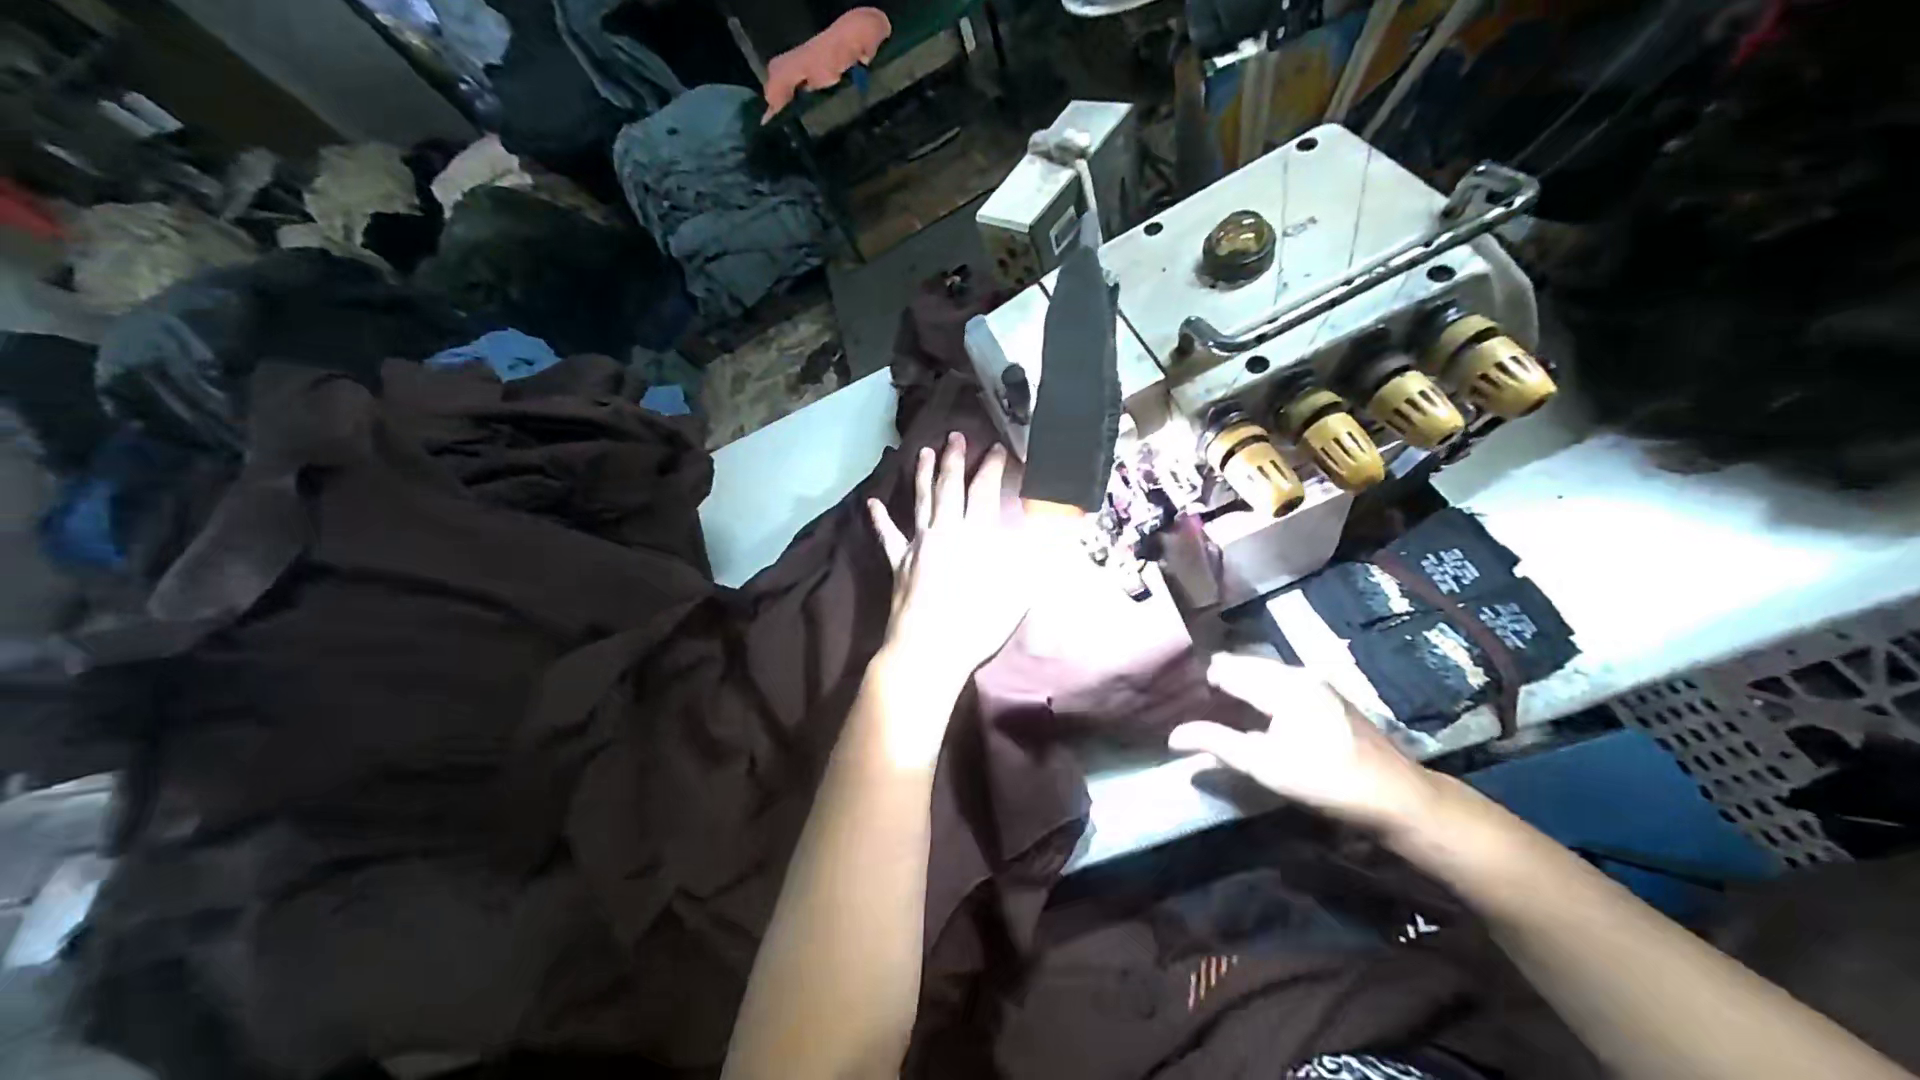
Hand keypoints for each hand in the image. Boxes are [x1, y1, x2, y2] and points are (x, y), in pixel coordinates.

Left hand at [868, 432, 1030, 692]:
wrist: (930, 649)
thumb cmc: (978, 623)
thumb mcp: (1020, 589)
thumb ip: (1037, 554)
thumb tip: (1062, 528)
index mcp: (976, 535)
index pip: (984, 490)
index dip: (991, 466)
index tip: (996, 448)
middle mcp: (946, 531)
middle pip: (949, 486)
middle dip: (954, 459)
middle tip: (956, 436)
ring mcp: (918, 545)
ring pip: (920, 501)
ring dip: (922, 474)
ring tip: (924, 452)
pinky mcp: (899, 563)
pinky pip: (888, 536)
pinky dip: (880, 519)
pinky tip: (873, 503)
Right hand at [1169, 654, 1439, 833]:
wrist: (1399, 797)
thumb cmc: (1326, 780)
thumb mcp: (1264, 766)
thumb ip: (1217, 743)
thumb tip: (1173, 736)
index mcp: (1281, 684)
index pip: (1226, 667)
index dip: (1201, 679)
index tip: (1179, 694)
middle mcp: (1298, 673)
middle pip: (1245, 664)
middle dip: (1220, 678)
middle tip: (1194, 700)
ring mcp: (1317, 683)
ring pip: (1265, 672)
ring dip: (1241, 683)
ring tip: (1219, 704)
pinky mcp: (1329, 696)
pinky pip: (1282, 680)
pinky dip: (1261, 689)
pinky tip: (1256, 711)